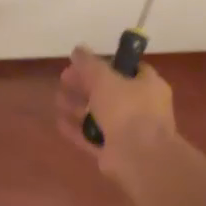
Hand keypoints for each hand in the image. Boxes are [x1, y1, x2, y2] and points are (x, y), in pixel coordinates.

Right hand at [55, 45, 178, 175]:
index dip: (106, 63)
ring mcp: (128, 131)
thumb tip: (78, 49)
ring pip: (99, 115)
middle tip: (63, 80)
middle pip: (110, 92)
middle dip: (85, 86)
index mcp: (148, 85)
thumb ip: (89, 64)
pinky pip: (92, 137)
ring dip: (78, 107)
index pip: (129, 68)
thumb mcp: (104, 79)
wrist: (139, 156)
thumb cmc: (127, 109)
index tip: (84, 63)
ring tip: (57, 101)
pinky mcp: (114, 151)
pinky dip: (77, 130)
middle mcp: (141, 107)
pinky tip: (59, 122)